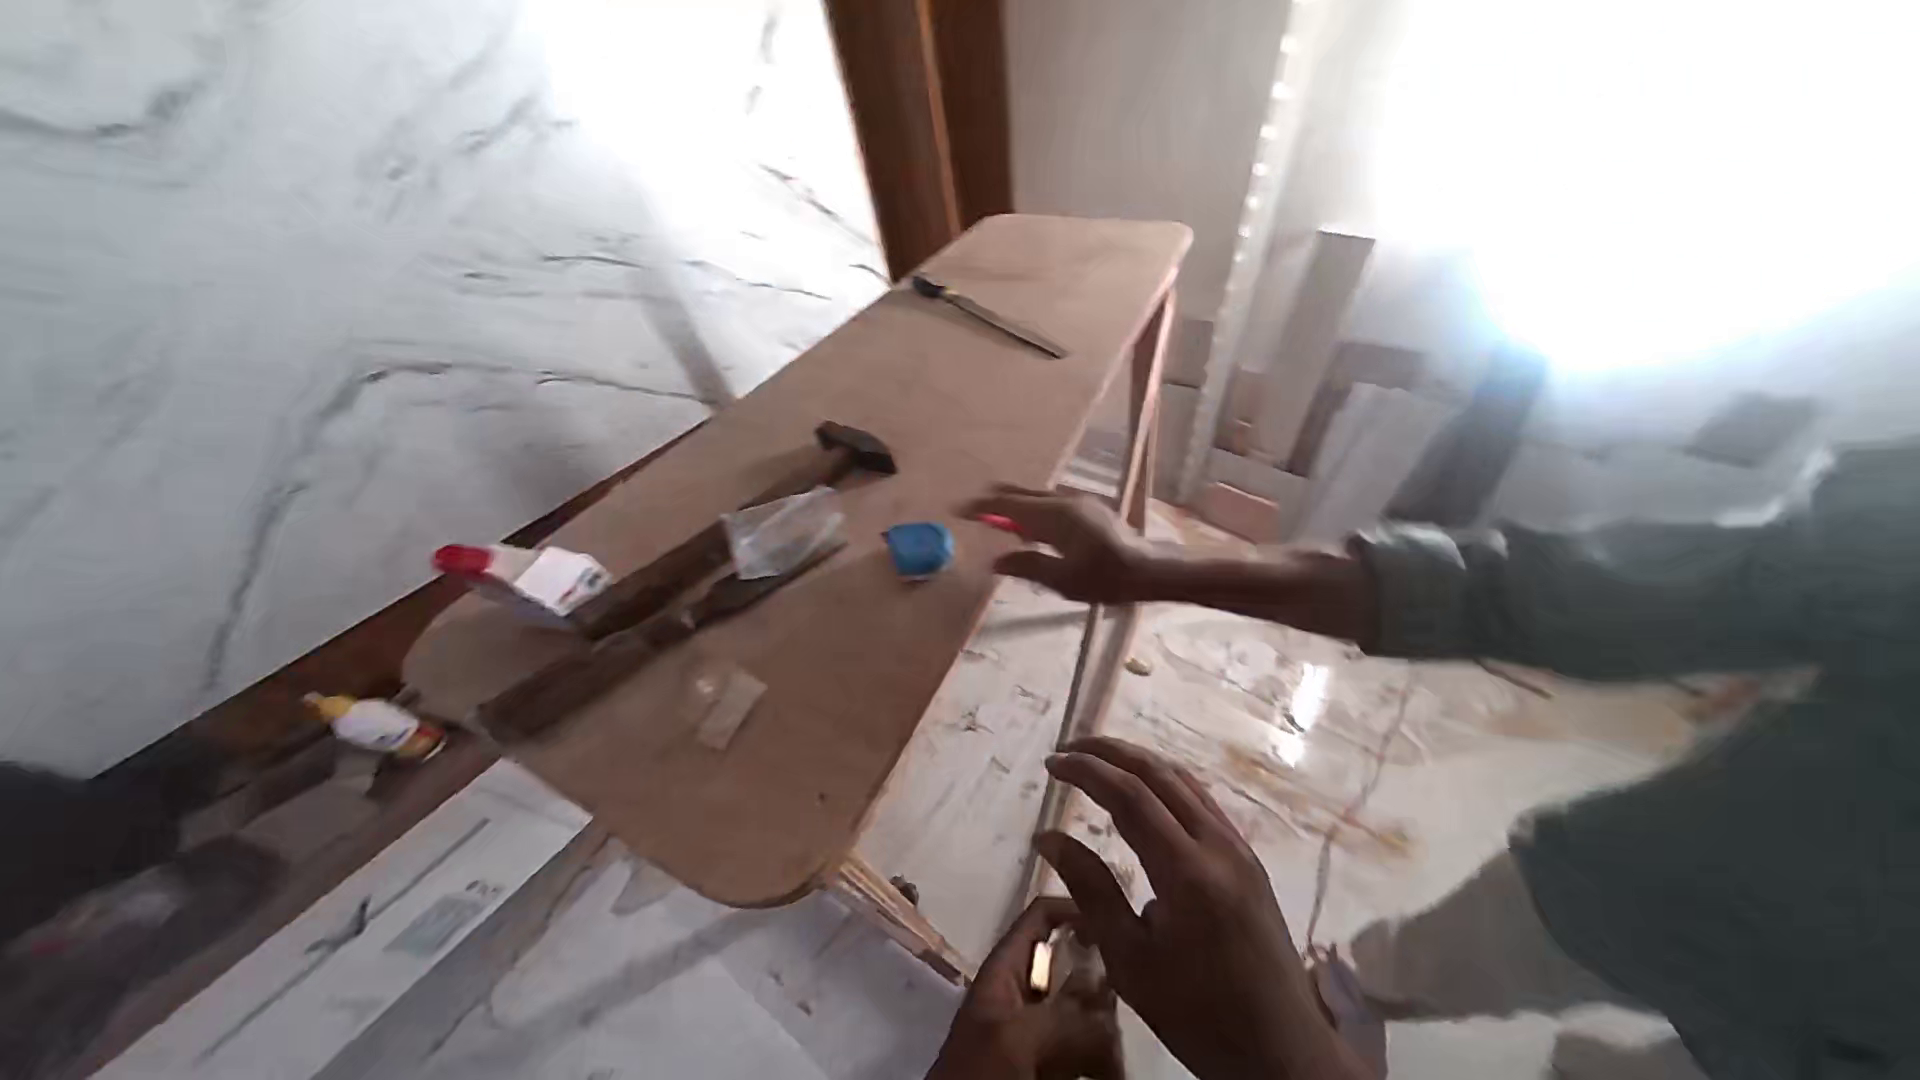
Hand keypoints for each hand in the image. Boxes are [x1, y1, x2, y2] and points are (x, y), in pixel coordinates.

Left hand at [927, 897, 1123, 1079]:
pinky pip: (1086, 1052)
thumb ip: (1058, 1013)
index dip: (1076, 911)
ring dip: (1104, 1029)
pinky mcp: (1050, 1066)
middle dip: (1100, 984)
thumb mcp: (1012, 1038)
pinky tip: (1110, 1071)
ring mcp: (1038, 1031)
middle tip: (1122, 1005)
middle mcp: (1025, 991)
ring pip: (1085, 1012)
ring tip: (1114, 1053)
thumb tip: (1109, 1002)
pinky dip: (1103, 1060)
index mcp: (1006, 968)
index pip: (1042, 918)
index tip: (1117, 925)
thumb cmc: (974, 1075)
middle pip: (1073, 966)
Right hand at [961, 485, 1154, 603]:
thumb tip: (995, 561)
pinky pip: (1050, 502)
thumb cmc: (1105, 578)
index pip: (1008, 505)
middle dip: (996, 502)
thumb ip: (1026, 566)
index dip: (982, 507)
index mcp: (1053, 516)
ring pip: (1036, 496)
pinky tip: (1034, 529)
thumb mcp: (1061, 580)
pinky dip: (1033, 510)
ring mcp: (1078, 501)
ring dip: (1016, 507)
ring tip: (1003, 525)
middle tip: (977, 514)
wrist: (1149, 569)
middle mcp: (1063, 501)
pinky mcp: (1088, 508)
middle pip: (1020, 494)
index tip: (961, 511)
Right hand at [1038, 738, 1370, 1079]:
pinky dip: (1163, 779)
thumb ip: (1090, 888)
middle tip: (1067, 750)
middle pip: (1157, 773)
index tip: (1051, 764)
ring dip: (1136, 760)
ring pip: (1182, 780)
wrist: (1284, 1053)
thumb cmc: (1198, 1015)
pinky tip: (1143, 788)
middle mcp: (1218, 845)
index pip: (1129, 796)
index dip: (1086, 772)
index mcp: (1187, 873)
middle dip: (1107, 752)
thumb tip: (1047, 837)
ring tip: (1096, 759)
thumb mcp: (1130, 961)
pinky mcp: (1247, 856)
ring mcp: (1238, 847)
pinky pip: (1200, 799)